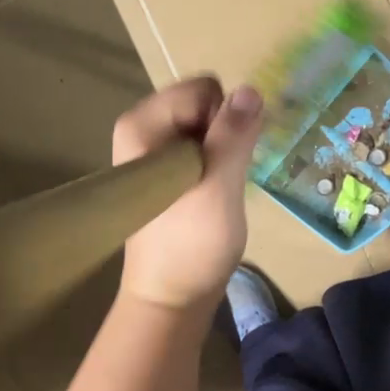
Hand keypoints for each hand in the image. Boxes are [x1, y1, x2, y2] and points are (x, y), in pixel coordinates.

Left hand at [118, 77, 262, 311]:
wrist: (170, 301)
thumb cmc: (191, 245)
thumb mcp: (219, 186)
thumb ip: (234, 135)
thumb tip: (249, 89)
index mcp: (141, 126)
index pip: (201, 89)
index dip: (225, 118)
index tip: (228, 158)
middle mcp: (139, 134)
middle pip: (202, 107)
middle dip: (225, 135)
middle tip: (225, 178)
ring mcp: (149, 157)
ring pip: (204, 132)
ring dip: (223, 154)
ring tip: (220, 192)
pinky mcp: (162, 179)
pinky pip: (198, 154)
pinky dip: (214, 168)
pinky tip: (215, 198)